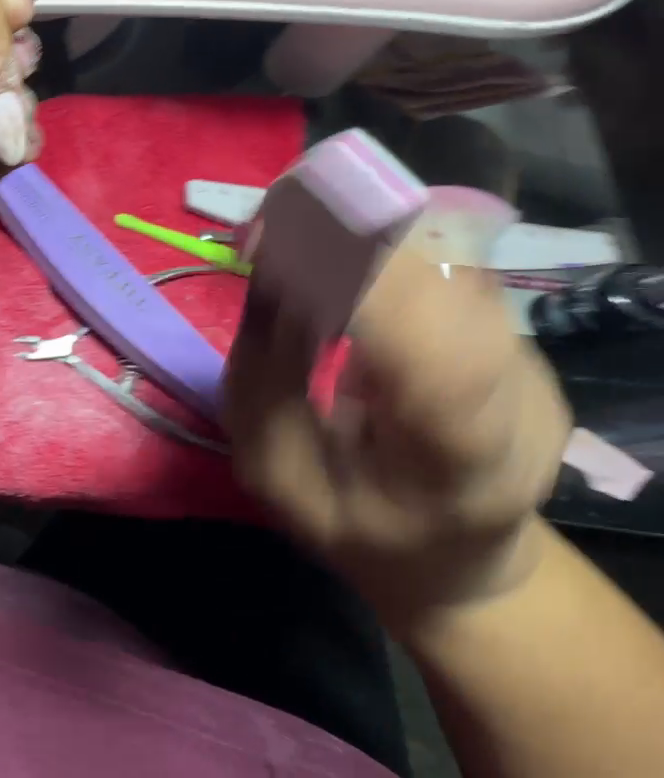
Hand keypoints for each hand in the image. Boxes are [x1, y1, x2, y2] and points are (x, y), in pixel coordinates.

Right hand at [222, 252, 572, 628]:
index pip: (440, 359)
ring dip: (358, 235)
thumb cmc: (349, 525)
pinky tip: (326, 257)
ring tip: (281, 234)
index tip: (268, 242)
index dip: (360, 285)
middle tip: (258, 230)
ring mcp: (531, 367)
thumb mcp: (273, 472)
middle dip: (347, 243)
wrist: (457, 560)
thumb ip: (268, 376)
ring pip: (452, 269)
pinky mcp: (515, 339)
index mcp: (457, 469)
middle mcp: (520, 406)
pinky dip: (376, 248)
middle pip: (451, 293)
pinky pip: (445, 272)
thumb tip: (269, 269)